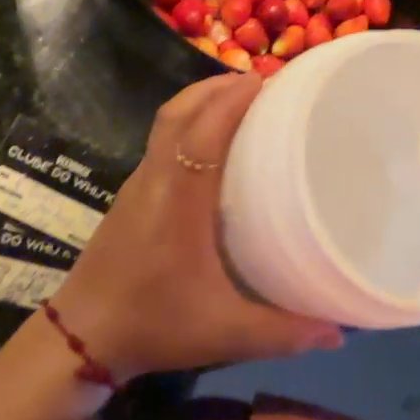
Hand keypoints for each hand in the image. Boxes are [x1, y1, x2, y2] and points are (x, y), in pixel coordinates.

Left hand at [48, 73, 343, 379]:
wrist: (79, 339)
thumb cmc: (153, 325)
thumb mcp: (223, 333)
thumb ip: (282, 332)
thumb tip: (339, 333)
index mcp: (176, 201)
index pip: (200, 133)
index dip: (230, 101)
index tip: (265, 80)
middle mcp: (154, 181)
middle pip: (178, 113)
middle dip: (216, 88)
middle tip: (261, 84)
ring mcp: (137, 187)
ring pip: (165, 125)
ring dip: (200, 104)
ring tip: (241, 104)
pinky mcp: (130, 198)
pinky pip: (161, 144)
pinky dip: (189, 127)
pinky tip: (212, 148)